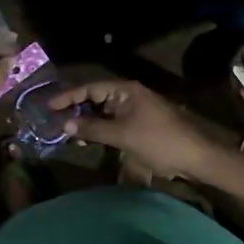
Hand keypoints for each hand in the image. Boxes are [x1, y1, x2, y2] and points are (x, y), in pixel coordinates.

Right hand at [49, 80, 220, 179]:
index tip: (48, 105)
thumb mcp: (122, 135)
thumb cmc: (158, 140)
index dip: (68, 96)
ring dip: (87, 122)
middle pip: (96, 98)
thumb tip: (66, 124)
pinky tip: (88, 141)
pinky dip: (100, 130)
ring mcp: (135, 110)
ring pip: (104, 113)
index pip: (90, 88)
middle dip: (75, 110)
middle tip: (53, 121)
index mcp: (126, 90)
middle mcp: (129, 96)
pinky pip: (113, 123)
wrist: (195, 156)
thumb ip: (93, 129)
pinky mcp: (139, 125)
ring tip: (67, 134)